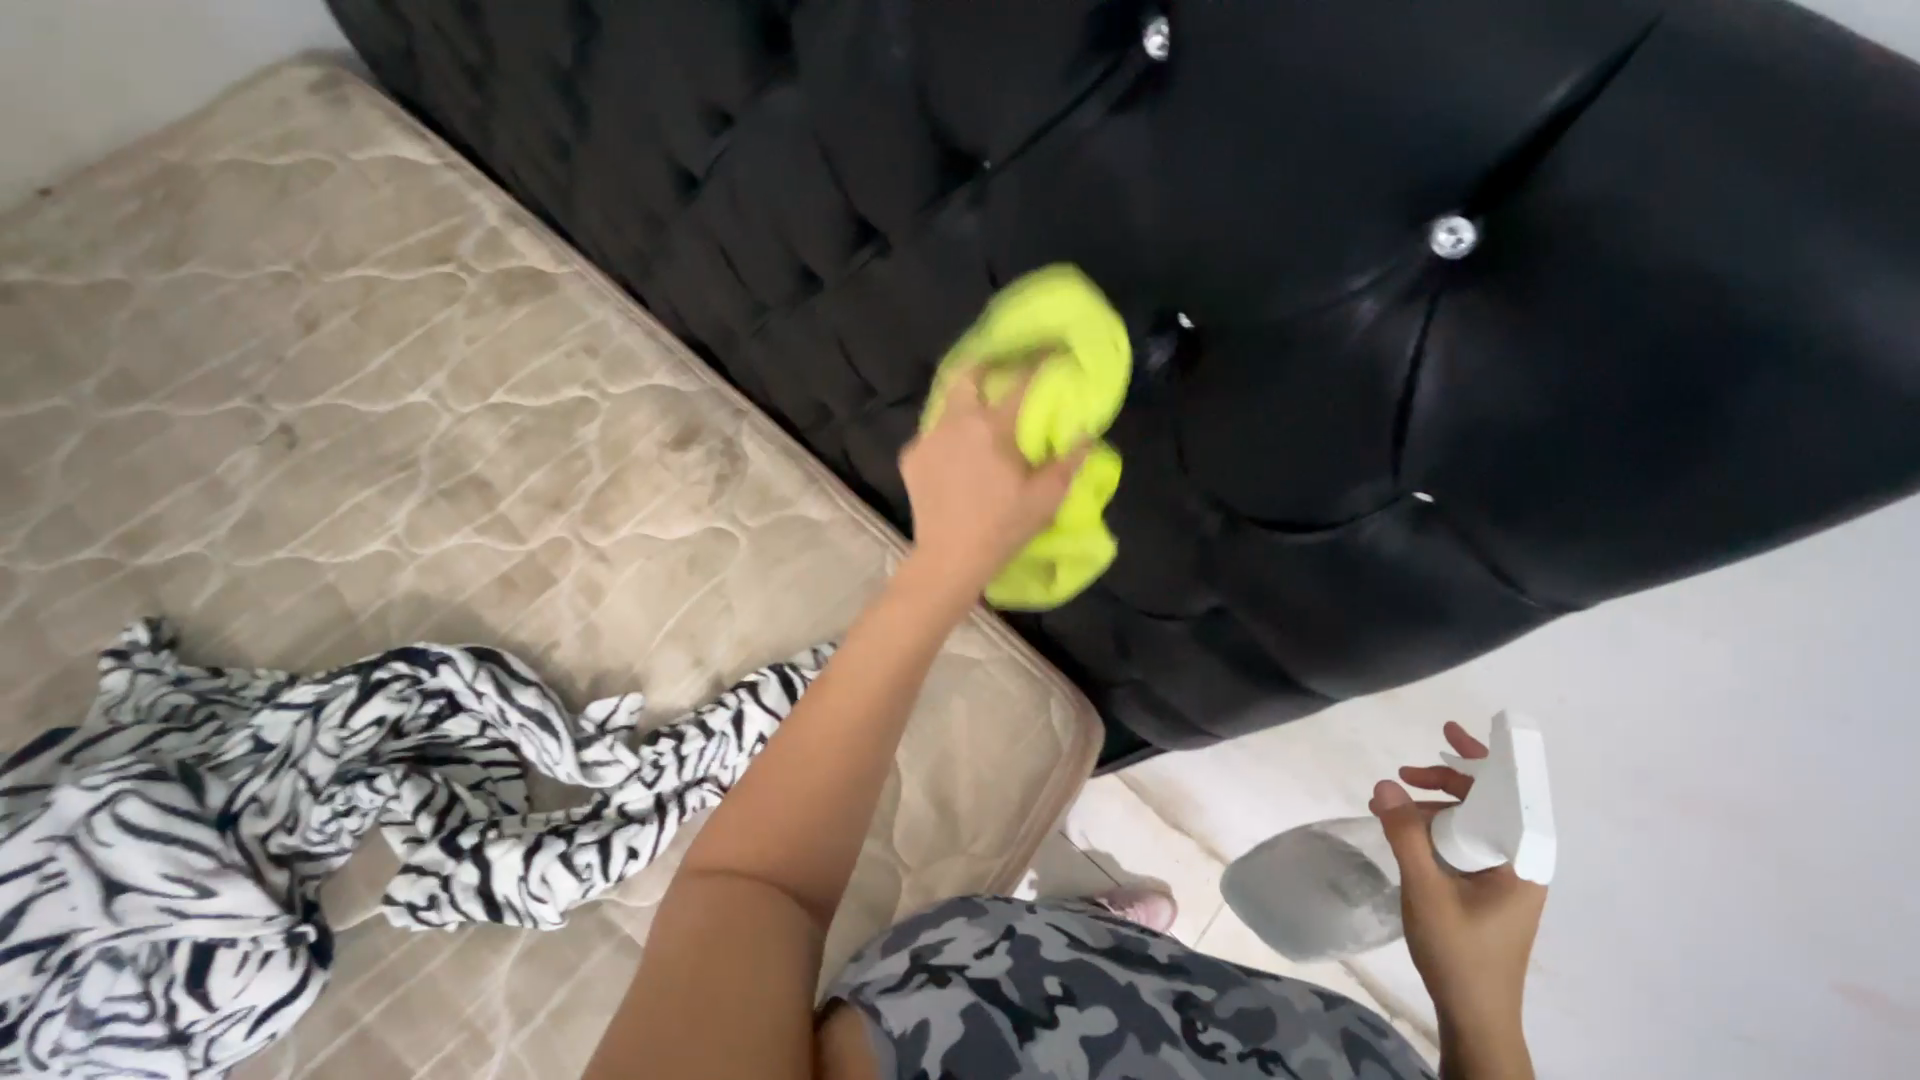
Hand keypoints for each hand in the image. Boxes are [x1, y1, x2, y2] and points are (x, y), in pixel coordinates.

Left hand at [898, 366, 1087, 595]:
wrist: (949, 558)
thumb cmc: (1003, 527)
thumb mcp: (1046, 498)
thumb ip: (1068, 462)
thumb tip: (1085, 434)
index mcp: (993, 426)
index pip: (1021, 382)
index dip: (1038, 363)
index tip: (1050, 351)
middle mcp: (956, 422)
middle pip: (967, 376)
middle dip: (983, 366)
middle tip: (997, 368)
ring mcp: (928, 438)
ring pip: (946, 405)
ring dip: (963, 404)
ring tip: (976, 416)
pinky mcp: (911, 458)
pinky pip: (931, 436)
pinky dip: (945, 438)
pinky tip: (954, 456)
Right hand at [1371, 723, 1546, 1048]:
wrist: (1475, 1016)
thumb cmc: (1459, 953)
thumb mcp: (1426, 890)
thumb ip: (1406, 834)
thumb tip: (1385, 783)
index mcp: (1522, 861)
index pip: (1511, 794)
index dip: (1484, 759)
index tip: (1451, 734)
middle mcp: (1520, 864)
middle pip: (1489, 805)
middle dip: (1448, 781)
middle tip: (1406, 773)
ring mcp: (1505, 880)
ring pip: (1472, 824)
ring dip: (1433, 807)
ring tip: (1390, 805)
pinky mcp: (1487, 892)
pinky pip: (1464, 844)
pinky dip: (1434, 830)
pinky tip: (1404, 832)